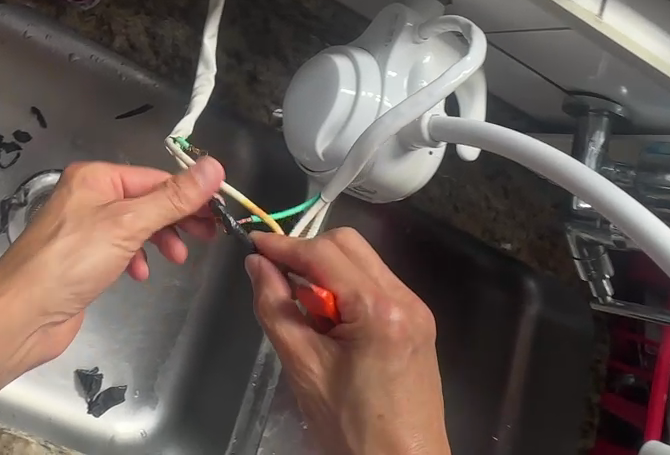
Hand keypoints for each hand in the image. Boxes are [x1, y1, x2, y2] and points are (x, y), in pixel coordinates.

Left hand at [0, 157, 223, 367]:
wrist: (21, 315)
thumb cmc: (72, 261)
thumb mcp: (128, 225)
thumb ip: (173, 199)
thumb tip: (213, 167)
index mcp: (96, 177)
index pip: (155, 178)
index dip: (189, 194)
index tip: (219, 213)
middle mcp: (89, 195)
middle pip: (146, 200)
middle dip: (176, 218)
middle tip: (208, 236)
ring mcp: (83, 227)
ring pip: (135, 225)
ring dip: (159, 239)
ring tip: (176, 258)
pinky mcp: (81, 257)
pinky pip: (119, 247)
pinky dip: (135, 257)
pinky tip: (139, 274)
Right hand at [247, 228, 448, 454]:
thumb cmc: (351, 428)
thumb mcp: (304, 367)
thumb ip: (275, 306)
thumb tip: (256, 263)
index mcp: (379, 308)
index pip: (323, 254)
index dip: (284, 245)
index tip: (253, 241)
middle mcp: (405, 298)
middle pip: (347, 245)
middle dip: (308, 252)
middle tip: (279, 277)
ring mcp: (416, 309)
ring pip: (362, 260)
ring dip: (327, 270)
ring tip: (306, 308)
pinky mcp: (417, 324)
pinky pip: (374, 283)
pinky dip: (346, 288)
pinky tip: (331, 320)